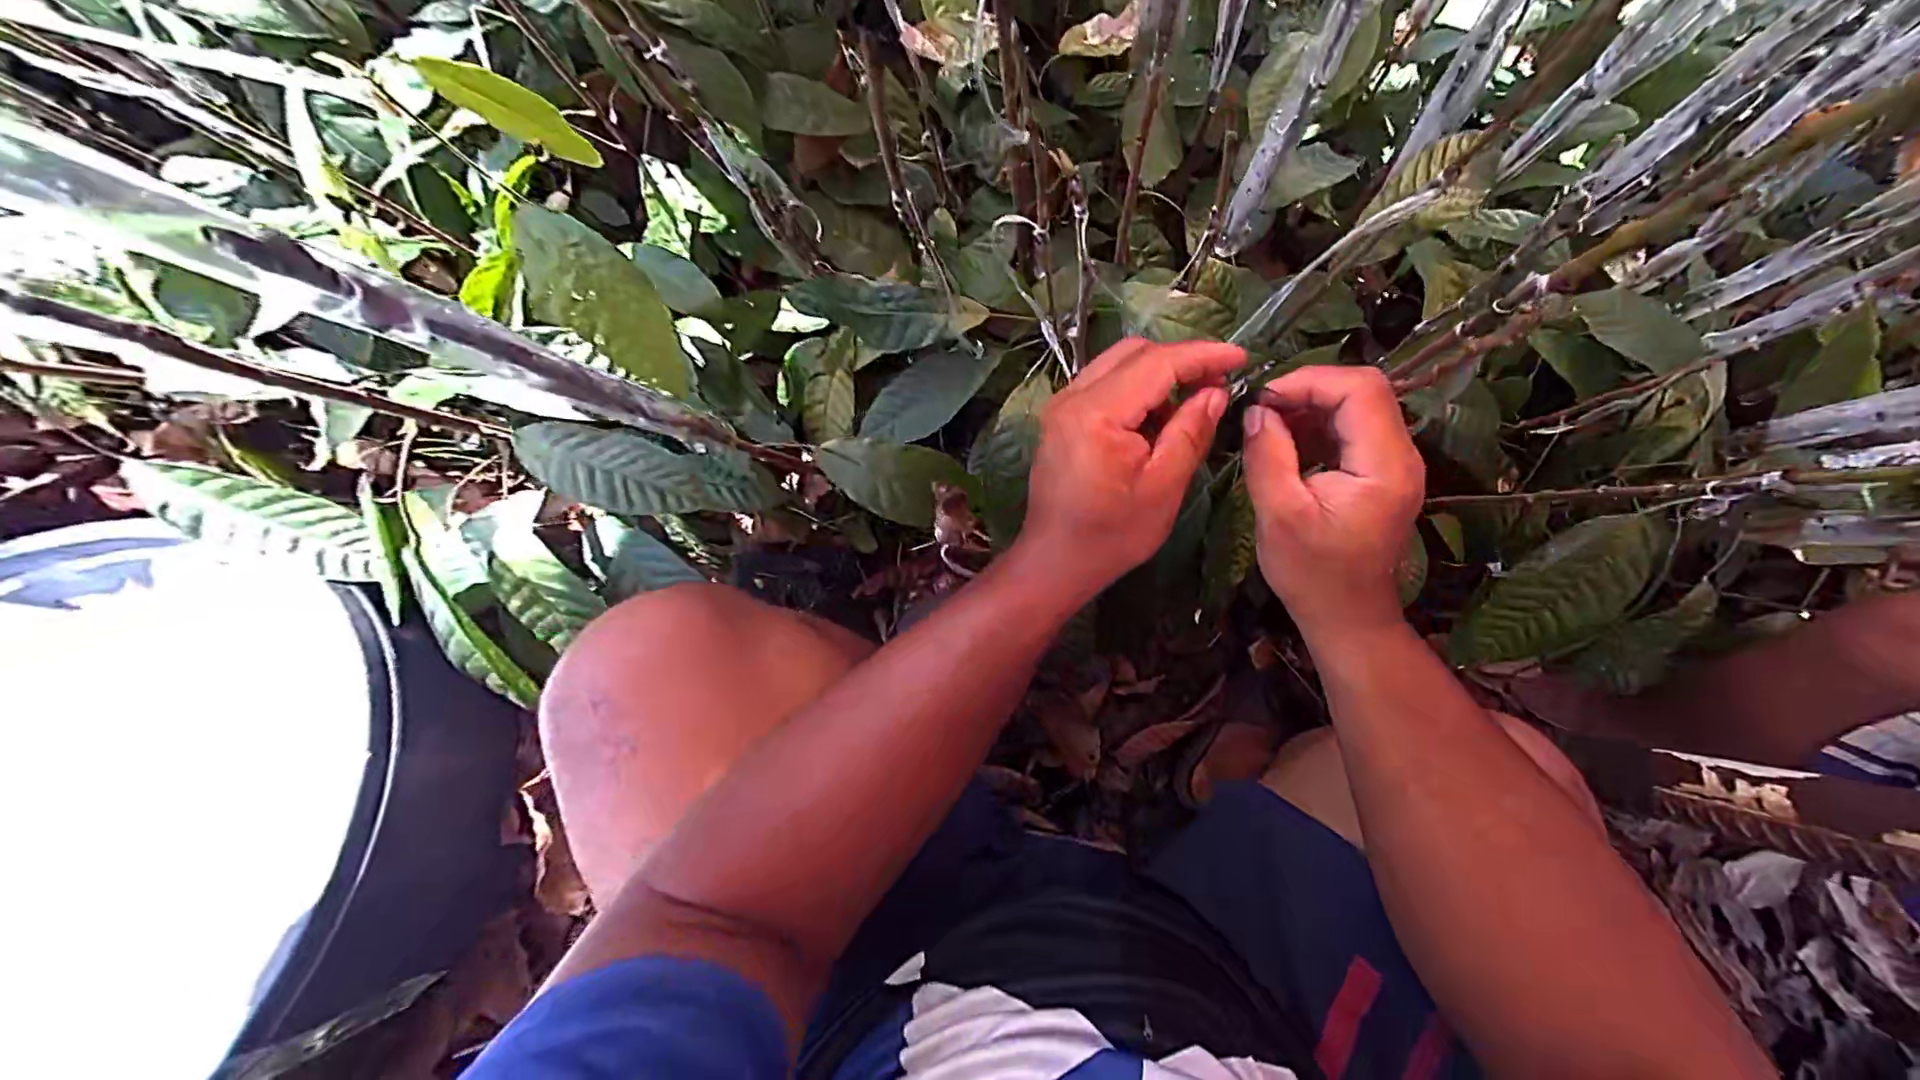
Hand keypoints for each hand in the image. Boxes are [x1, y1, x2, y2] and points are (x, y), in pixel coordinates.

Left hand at [1017, 338, 1241, 597]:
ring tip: (1191, 405)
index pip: (1156, 363)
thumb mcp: (1163, 486)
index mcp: (1095, 413)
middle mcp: (1071, 398)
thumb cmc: (1111, 533)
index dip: (1203, 356)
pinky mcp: (1060, 419)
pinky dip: (1135, 390)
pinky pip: (1103, 385)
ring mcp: (1061, 407)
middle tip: (1218, 382)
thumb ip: (1191, 431)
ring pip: (1116, 365)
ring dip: (1157, 375)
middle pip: (1133, 353)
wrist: (1055, 559)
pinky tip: (1157, 419)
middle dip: (1180, 360)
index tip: (1241, 358)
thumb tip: (1215, 392)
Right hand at [1242, 365, 1424, 638]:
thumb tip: (1256, 410)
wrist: (1345, 615)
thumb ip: (1268, 456)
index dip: (1309, 381)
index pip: (1360, 389)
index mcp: (1384, 466)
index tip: (1263, 400)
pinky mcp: (1379, 472)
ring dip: (1310, 406)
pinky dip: (1316, 425)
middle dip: (1308, 389)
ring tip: (1267, 425)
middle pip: (1363, 391)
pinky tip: (1284, 442)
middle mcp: (1401, 456)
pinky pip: (1351, 429)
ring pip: (1357, 406)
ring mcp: (1393, 463)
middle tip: (1262, 410)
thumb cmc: (1311, 572)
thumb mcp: (1279, 514)